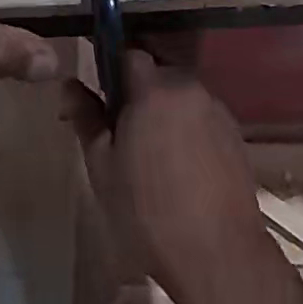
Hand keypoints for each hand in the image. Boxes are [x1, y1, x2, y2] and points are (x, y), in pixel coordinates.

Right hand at [65, 51, 302, 303]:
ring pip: (181, 96)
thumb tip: (69, 85)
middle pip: (157, 74)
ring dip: (165, 111)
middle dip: (138, 94)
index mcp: (153, 89)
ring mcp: (216, 106)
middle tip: (123, 132)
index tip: (102, 95)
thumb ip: (86, 118)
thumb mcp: (102, 167)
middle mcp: (188, 87)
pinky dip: (189, 128)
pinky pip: (202, 115)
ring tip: (152, 154)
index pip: (129, 54)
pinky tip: (182, 165)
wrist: (216, 249)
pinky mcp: (233, 129)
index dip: (112, 68)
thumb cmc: (147, 209)